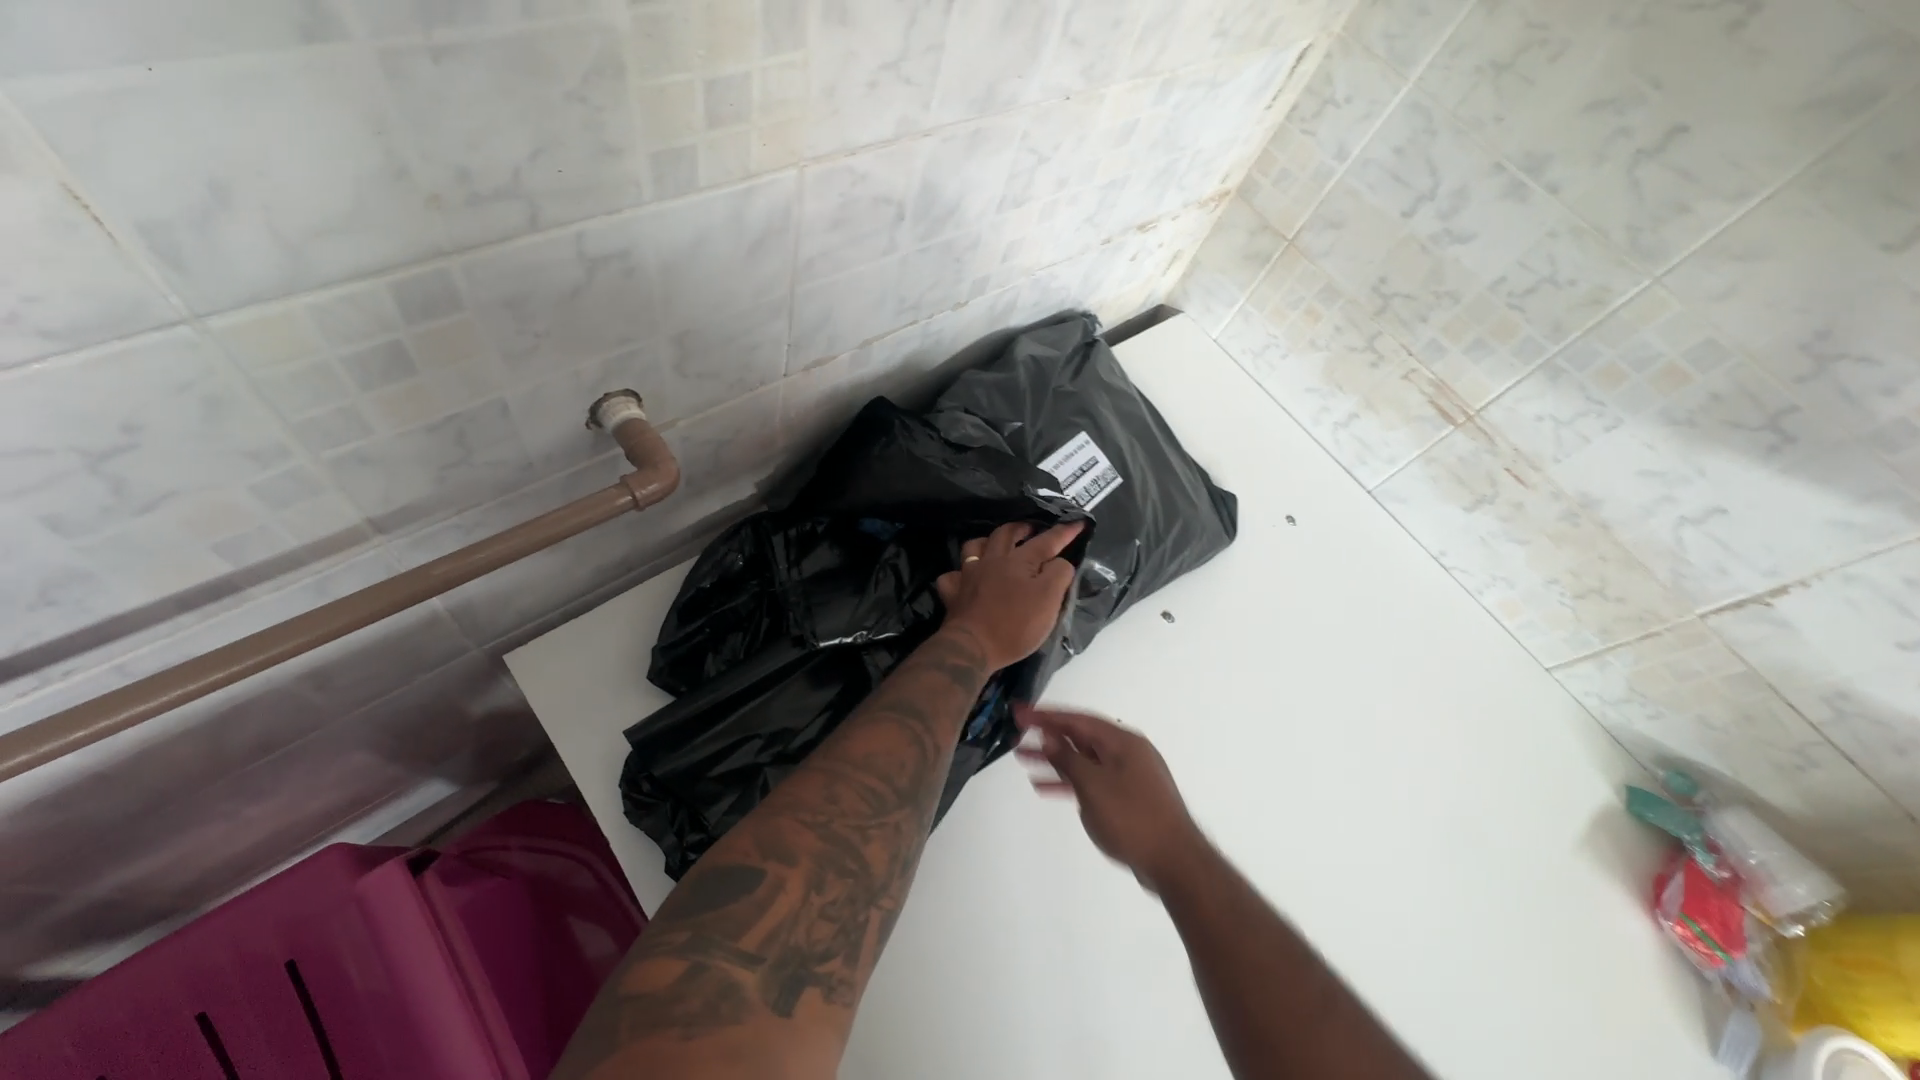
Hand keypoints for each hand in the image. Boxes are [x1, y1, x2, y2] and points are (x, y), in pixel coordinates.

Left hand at [935, 521, 1082, 671]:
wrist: (972, 647)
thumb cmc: (1016, 625)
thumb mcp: (1050, 599)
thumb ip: (1059, 574)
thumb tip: (1059, 561)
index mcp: (1019, 561)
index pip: (1046, 541)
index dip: (1064, 532)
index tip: (1079, 522)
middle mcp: (991, 561)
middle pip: (1005, 533)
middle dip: (1021, 527)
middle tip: (1031, 529)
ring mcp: (968, 576)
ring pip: (974, 547)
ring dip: (987, 542)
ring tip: (996, 545)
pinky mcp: (952, 594)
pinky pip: (952, 576)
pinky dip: (959, 574)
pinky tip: (965, 577)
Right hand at [1016, 706, 1205, 892]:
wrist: (1174, 860)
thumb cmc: (1132, 818)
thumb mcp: (1093, 786)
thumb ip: (1068, 759)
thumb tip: (1050, 736)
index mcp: (1122, 742)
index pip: (1076, 719)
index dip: (1045, 715)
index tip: (1018, 712)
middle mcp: (1126, 752)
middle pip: (1080, 737)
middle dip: (1048, 737)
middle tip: (1016, 736)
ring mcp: (1129, 775)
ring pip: (1084, 760)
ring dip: (1055, 760)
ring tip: (1024, 761)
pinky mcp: (1128, 797)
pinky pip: (1093, 780)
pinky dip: (1071, 781)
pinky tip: (1048, 789)